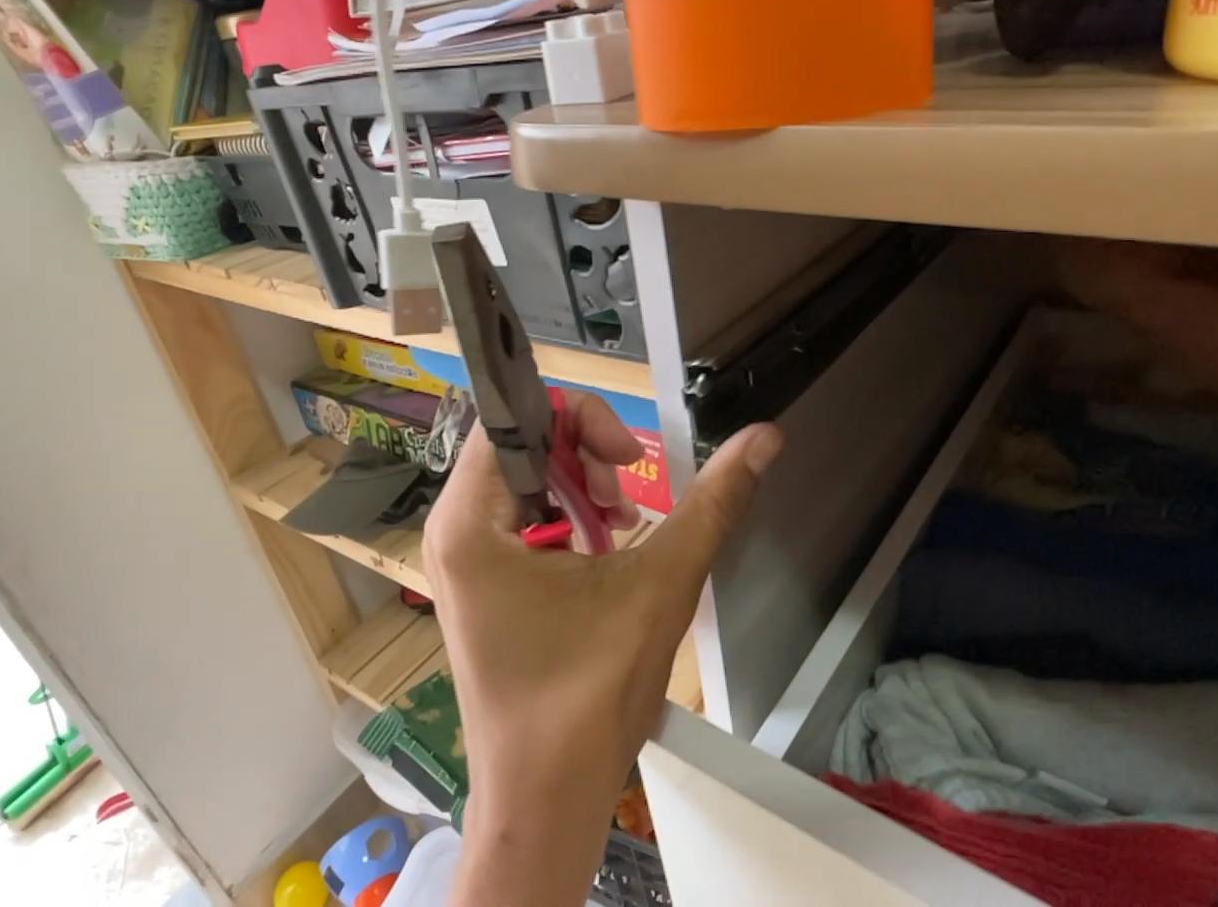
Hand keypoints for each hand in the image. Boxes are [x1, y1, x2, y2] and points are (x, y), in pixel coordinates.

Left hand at [424, 391, 781, 906]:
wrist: (548, 798)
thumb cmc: (590, 694)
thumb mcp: (659, 584)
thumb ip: (713, 502)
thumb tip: (764, 436)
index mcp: (470, 522)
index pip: (516, 418)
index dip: (580, 420)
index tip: (629, 460)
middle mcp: (454, 532)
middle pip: (521, 447)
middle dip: (584, 459)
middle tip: (628, 504)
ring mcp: (464, 562)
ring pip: (525, 483)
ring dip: (582, 491)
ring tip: (622, 531)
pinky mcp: (482, 586)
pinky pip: (522, 521)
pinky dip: (569, 522)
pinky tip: (604, 556)